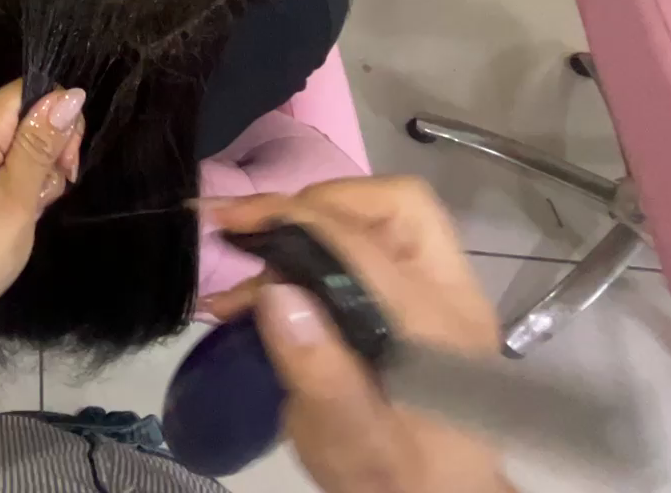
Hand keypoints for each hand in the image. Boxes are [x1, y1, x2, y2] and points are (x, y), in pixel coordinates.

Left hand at [0, 81, 82, 466]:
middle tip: (35, 205)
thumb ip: (40, 146)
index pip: (32, 91)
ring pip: (7, 145)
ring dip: (26, 179)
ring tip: (15, 220)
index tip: (66, 171)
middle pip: (20, 118)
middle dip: (44, 157)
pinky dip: (3, 189)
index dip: (60, 123)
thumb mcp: (14, 203)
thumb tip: (71, 93)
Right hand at [202, 177, 514, 492]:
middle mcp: (444, 295)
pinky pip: (360, 244)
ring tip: (240, 272)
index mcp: (435, 325)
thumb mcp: (349, 445)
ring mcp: (433, 294)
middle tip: (249, 235)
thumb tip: (278, 294)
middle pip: (389, 205)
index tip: (226, 222)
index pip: (360, 240)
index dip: (288, 217)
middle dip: (309, 205)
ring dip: (298, 229)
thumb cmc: (391, 481)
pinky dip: (304, 249)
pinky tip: (256, 292)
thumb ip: (318, 374)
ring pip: (372, 216)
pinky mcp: (410, 299)